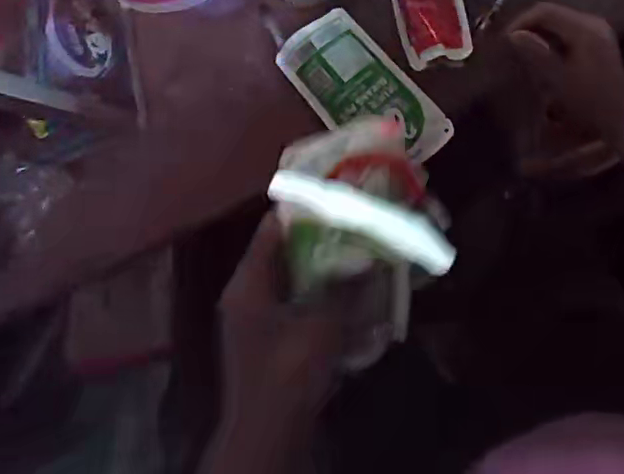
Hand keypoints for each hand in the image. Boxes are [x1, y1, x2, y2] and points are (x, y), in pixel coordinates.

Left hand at [218, 219, 381, 421]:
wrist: (267, 436)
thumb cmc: (288, 371)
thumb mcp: (324, 322)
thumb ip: (349, 282)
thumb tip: (374, 250)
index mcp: (249, 283)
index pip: (274, 225)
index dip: (307, 203)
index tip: (343, 188)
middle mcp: (249, 292)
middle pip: (288, 247)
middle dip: (325, 231)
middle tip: (362, 213)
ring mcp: (260, 315)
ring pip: (297, 270)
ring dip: (329, 258)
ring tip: (366, 241)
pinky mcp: (275, 334)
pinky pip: (302, 294)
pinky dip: (326, 284)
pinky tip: (357, 281)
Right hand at [506, 3, 623, 147]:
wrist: (620, 119)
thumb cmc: (588, 102)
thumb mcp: (558, 80)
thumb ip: (536, 54)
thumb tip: (513, 34)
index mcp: (585, 29)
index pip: (547, 11)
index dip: (522, 21)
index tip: (505, 39)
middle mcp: (594, 22)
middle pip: (554, 12)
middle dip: (530, 24)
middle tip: (510, 42)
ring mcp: (599, 29)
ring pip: (562, 19)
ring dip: (541, 30)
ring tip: (521, 47)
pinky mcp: (600, 38)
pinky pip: (571, 28)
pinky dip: (554, 36)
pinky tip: (542, 51)